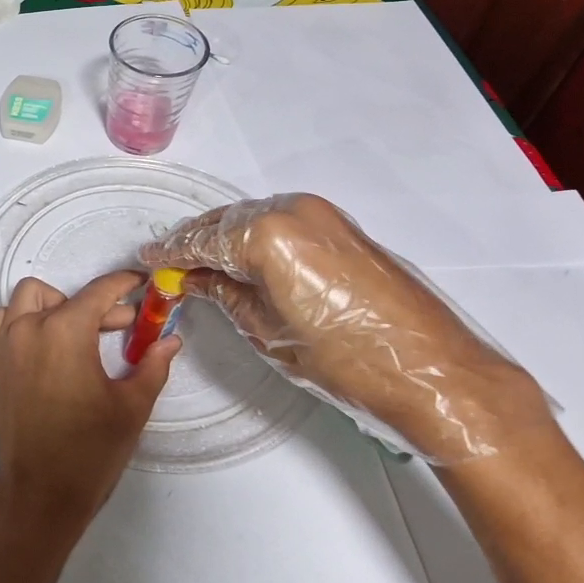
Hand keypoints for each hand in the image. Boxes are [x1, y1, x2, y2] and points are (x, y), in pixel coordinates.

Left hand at [0, 272, 181, 526]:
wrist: (41, 491)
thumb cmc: (91, 449)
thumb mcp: (131, 405)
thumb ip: (152, 365)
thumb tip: (170, 341)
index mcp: (65, 332)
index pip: (98, 292)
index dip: (123, 284)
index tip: (140, 283)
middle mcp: (28, 329)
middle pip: (62, 294)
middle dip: (94, 304)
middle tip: (121, 326)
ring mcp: (4, 345)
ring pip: (25, 300)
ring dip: (54, 306)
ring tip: (79, 334)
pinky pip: (4, 323)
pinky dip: (25, 321)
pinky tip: (49, 347)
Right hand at [139, 194, 551, 461]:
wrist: (434, 372)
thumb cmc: (346, 361)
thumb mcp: (269, 332)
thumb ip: (224, 295)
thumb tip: (195, 280)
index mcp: (268, 235)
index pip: (203, 240)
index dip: (172, 254)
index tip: (150, 262)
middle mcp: (293, 210)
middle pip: (226, 221)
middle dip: (197, 242)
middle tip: (172, 266)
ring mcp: (322, 214)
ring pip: (254, 218)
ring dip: (226, 238)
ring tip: (204, 266)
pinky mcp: (342, 226)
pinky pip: (283, 222)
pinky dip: (257, 238)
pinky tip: (245, 261)